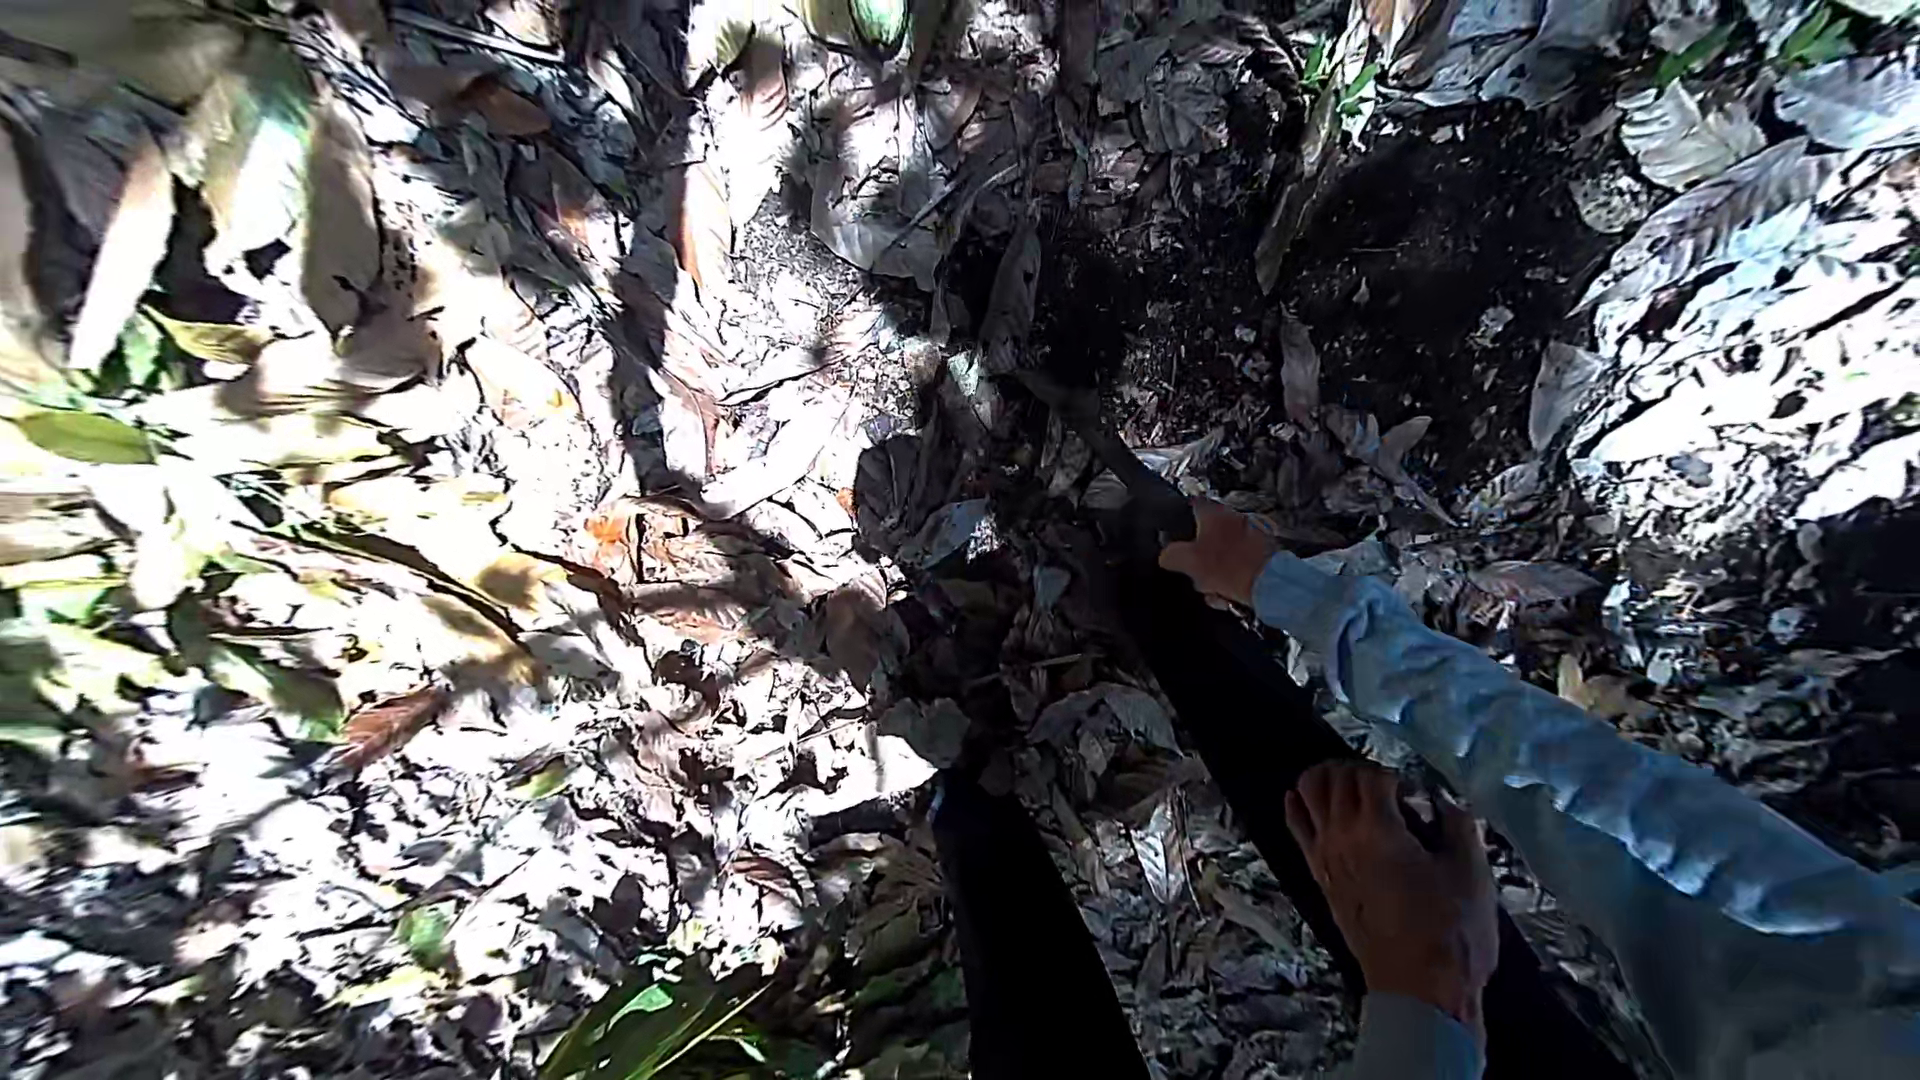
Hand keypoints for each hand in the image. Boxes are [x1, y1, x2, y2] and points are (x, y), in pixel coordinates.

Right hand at [1156, 498, 1278, 605]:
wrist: (1270, 583)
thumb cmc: (1229, 567)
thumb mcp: (1187, 561)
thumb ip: (1171, 555)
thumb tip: (1166, 556)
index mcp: (1215, 513)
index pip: (1192, 504)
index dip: (1181, 517)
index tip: (1176, 531)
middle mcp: (1235, 518)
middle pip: (1207, 535)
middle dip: (1199, 557)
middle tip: (1196, 574)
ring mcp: (1253, 534)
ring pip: (1224, 552)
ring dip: (1216, 572)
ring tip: (1216, 591)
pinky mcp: (1266, 553)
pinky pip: (1240, 564)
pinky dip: (1233, 578)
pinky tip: (1230, 594)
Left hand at [1285, 761, 1498, 1040]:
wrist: (1418, 986)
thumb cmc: (1451, 933)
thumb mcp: (1472, 877)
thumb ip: (1458, 828)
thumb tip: (1443, 799)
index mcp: (1378, 829)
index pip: (1369, 776)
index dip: (1391, 774)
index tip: (1410, 790)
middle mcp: (1341, 831)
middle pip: (1334, 777)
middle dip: (1356, 768)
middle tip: (1380, 781)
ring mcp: (1322, 849)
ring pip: (1307, 791)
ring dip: (1324, 777)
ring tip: (1345, 782)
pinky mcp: (1315, 868)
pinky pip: (1295, 823)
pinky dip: (1297, 802)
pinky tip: (1302, 796)